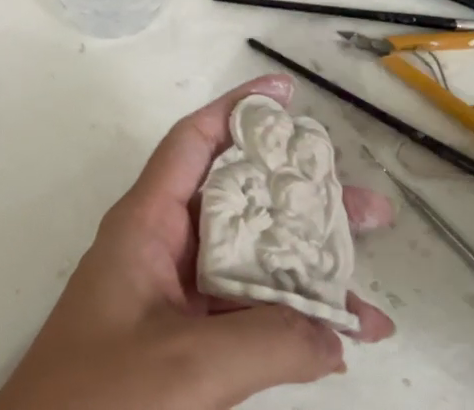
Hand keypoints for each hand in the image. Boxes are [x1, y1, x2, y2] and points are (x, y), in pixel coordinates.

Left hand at [0, 75, 397, 409]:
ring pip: (248, 259)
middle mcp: (161, 245)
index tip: (284, 94)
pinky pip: (245, 312)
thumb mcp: (188, 361)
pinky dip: (290, 320)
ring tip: (371, 272)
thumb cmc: (101, 390)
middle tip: (365, 203)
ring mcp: (171, 293)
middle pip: (236, 200)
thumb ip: (268, 341)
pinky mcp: (181, 336)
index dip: (235, 111)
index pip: (192, 143)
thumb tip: (337, 333)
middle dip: (300, 197)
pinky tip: (342, 336)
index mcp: (146, 223)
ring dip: (307, 265)